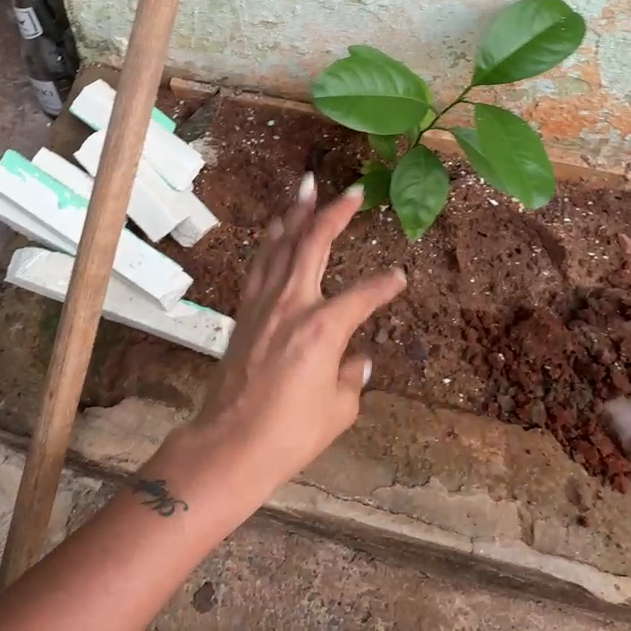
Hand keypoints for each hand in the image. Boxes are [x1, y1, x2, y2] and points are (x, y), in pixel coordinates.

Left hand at [180, 176, 406, 494]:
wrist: (232, 442)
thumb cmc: (291, 432)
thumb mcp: (338, 408)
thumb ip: (352, 376)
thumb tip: (357, 359)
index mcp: (323, 327)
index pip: (363, 295)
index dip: (384, 286)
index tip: (398, 278)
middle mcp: (292, 303)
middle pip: (313, 245)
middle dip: (333, 214)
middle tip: (351, 191)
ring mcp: (263, 303)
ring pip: (281, 245)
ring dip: (295, 214)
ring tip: (306, 187)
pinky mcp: (244, 311)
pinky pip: (260, 264)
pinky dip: (270, 241)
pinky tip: (276, 229)